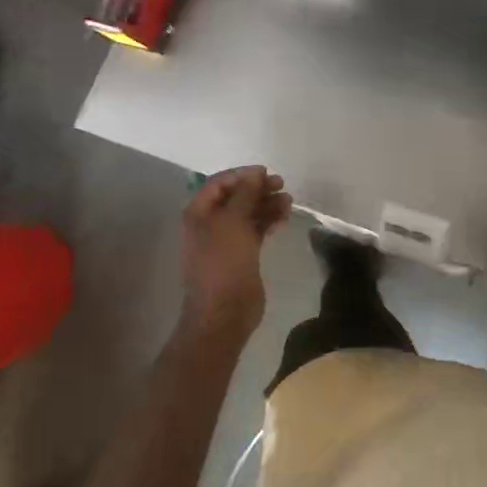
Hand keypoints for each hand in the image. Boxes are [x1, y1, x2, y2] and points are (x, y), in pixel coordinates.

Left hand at [179, 166, 291, 338]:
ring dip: (266, 204)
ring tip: (288, 201)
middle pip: (235, 197)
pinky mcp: (241, 255)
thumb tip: (255, 173)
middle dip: (258, 189)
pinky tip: (284, 217)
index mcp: (198, 213)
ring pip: (247, 213)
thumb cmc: (223, 263)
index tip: (266, 173)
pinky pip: (255, 230)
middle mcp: (209, 223)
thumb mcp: (233, 222)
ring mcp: (225, 241)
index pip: (219, 183)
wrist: (224, 313)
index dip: (242, 175)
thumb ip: (245, 194)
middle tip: (281, 185)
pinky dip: (268, 221)